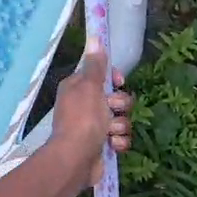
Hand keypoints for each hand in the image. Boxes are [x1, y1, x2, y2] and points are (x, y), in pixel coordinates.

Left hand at [48, 41, 132, 185]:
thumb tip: (94, 38)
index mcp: (77, 88)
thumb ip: (95, 65)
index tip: (118, 82)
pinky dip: (118, 142)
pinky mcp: (101, 144)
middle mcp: (84, 105)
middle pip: (116, 98)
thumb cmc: (83, 119)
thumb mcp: (89, 87)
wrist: (76, 159)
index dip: (113, 78)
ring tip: (109, 132)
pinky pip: (120, 138)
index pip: (101, 75)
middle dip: (120, 105)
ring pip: (121, 119)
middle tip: (111, 110)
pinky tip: (111, 145)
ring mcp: (93, 126)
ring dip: (120, 125)